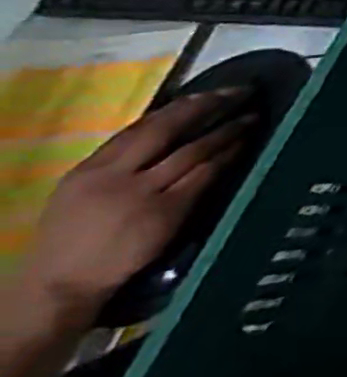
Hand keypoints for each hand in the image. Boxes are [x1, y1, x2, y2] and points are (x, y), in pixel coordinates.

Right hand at [19, 86, 256, 321]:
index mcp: (89, 170)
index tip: (211, 92)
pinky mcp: (167, 210)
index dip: (181, 106)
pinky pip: (205, 174)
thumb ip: (119, 163)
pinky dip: (228, 155)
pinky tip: (245, 144)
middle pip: (169, 130)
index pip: (140, 127)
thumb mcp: (83, 192)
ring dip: (229, 129)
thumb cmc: (75, 236)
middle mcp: (114, 176)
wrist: (61, 284)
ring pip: (194, 149)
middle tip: (242, 92)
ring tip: (254, 115)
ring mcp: (142, 193)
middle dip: (209, 106)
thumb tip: (168, 131)